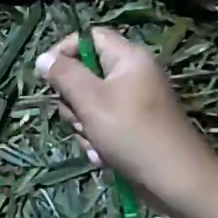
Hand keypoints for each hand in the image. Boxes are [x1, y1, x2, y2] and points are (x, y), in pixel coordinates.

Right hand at [36, 28, 217, 193]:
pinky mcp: (132, 128)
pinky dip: (96, 140)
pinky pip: (101, 126)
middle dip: (72, 101)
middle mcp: (132, 76)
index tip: (47, 76)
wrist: (174, 180)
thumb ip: (65, 76)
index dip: (64, 51)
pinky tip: (102, 156)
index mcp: (128, 59)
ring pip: (89, 105)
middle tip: (80, 118)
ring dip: (83, 126)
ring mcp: (133, 104)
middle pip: (85, 74)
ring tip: (94, 141)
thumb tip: (43, 59)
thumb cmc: (132, 133)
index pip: (89, 37)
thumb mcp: (91, 100)